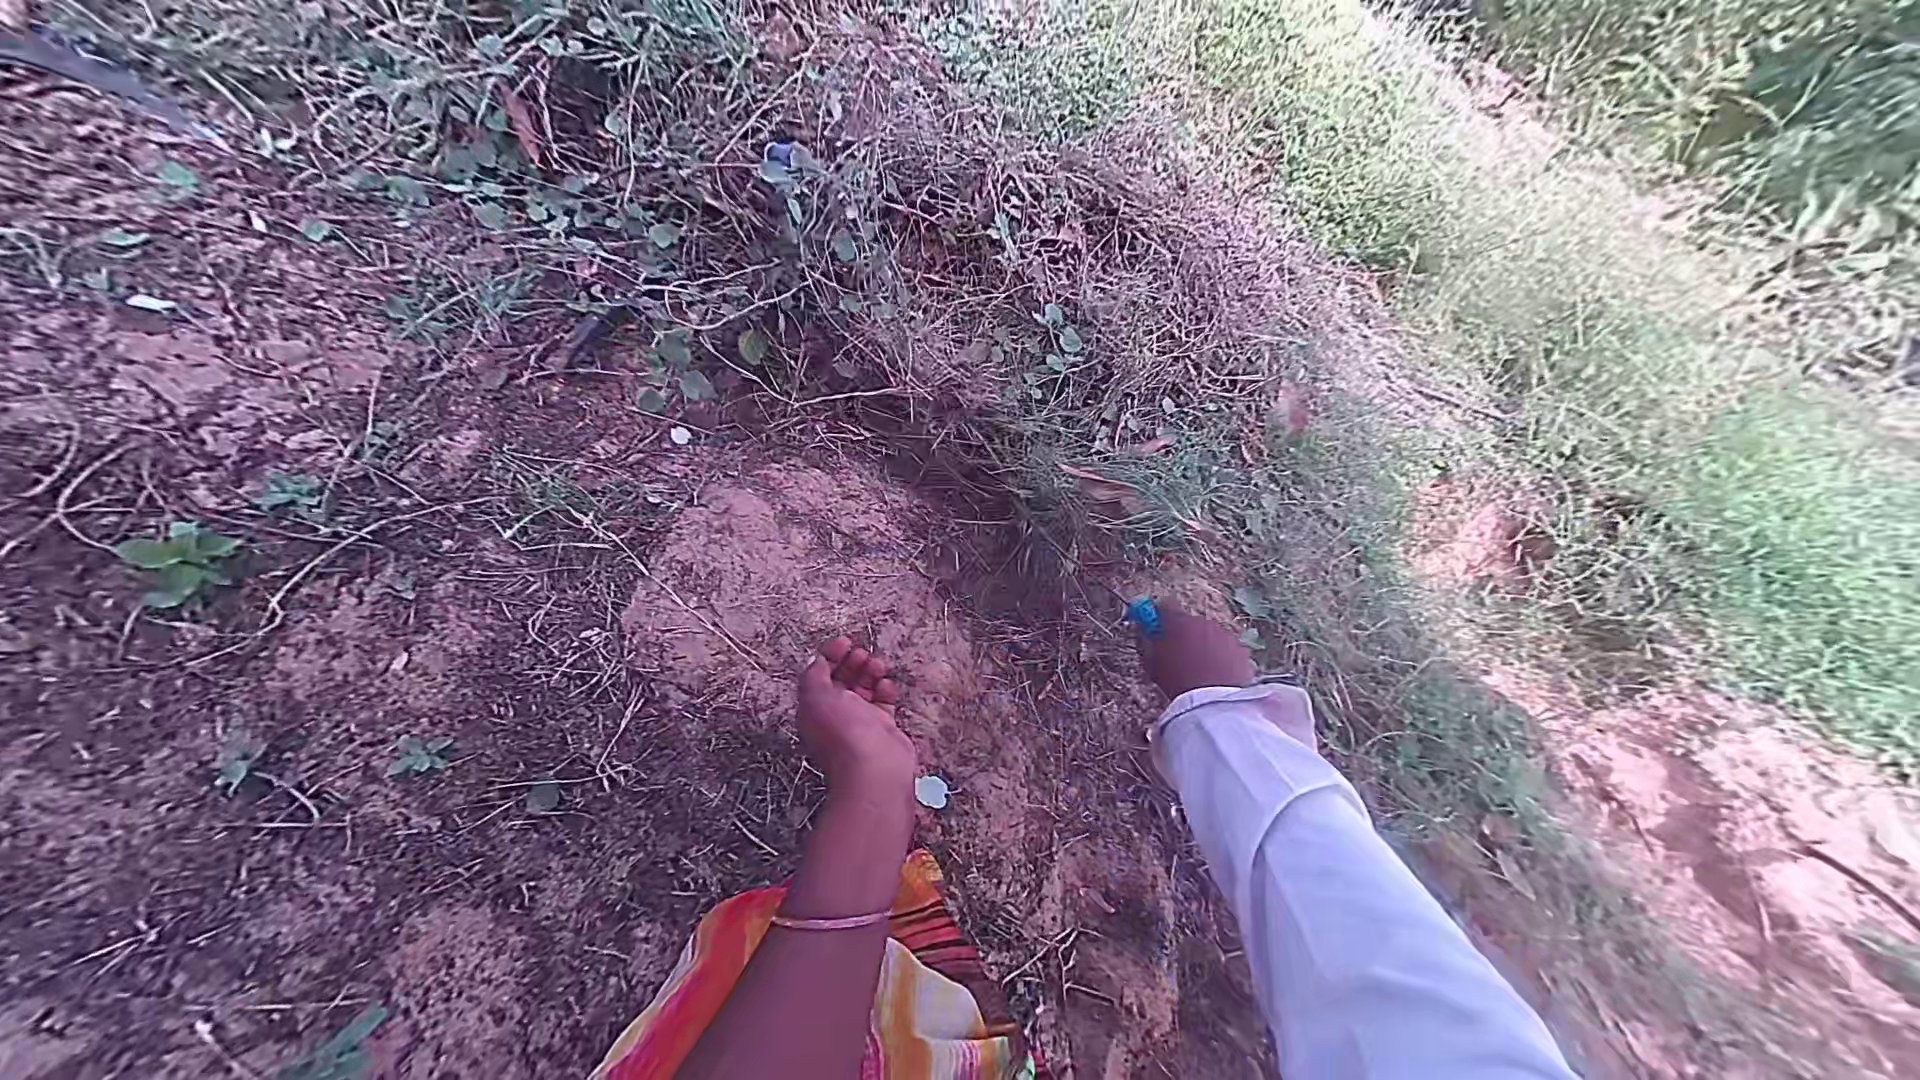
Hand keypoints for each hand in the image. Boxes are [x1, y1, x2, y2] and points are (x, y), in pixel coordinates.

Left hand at [797, 637, 916, 806]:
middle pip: (843, 679)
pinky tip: (886, 685)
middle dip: (852, 662)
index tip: (844, 642)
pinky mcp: (882, 727)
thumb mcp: (816, 696)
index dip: (830, 655)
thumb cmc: (843, 733)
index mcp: (815, 707)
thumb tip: (817, 661)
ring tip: (878, 666)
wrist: (873, 767)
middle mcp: (835, 714)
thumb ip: (814, 675)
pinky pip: (884, 701)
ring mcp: (860, 721)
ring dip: (870, 672)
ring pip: (864, 688)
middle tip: (862, 654)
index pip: (820, 674)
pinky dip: (885, 689)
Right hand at [1137, 604, 1256, 698]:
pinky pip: (1225, 647)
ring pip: (1208, 634)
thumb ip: (1144, 640)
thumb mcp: (1150, 662)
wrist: (1212, 701)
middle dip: (1183, 633)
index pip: (1164, 605)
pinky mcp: (1239, 648)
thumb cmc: (1176, 680)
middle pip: (1188, 621)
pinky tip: (1214, 673)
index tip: (1155, 626)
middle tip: (1178, 653)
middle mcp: (1202, 621)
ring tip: (1198, 668)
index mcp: (1178, 621)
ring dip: (1202, 644)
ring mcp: (1223, 634)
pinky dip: (1220, 654)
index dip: (1159, 616)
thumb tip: (1141, 629)